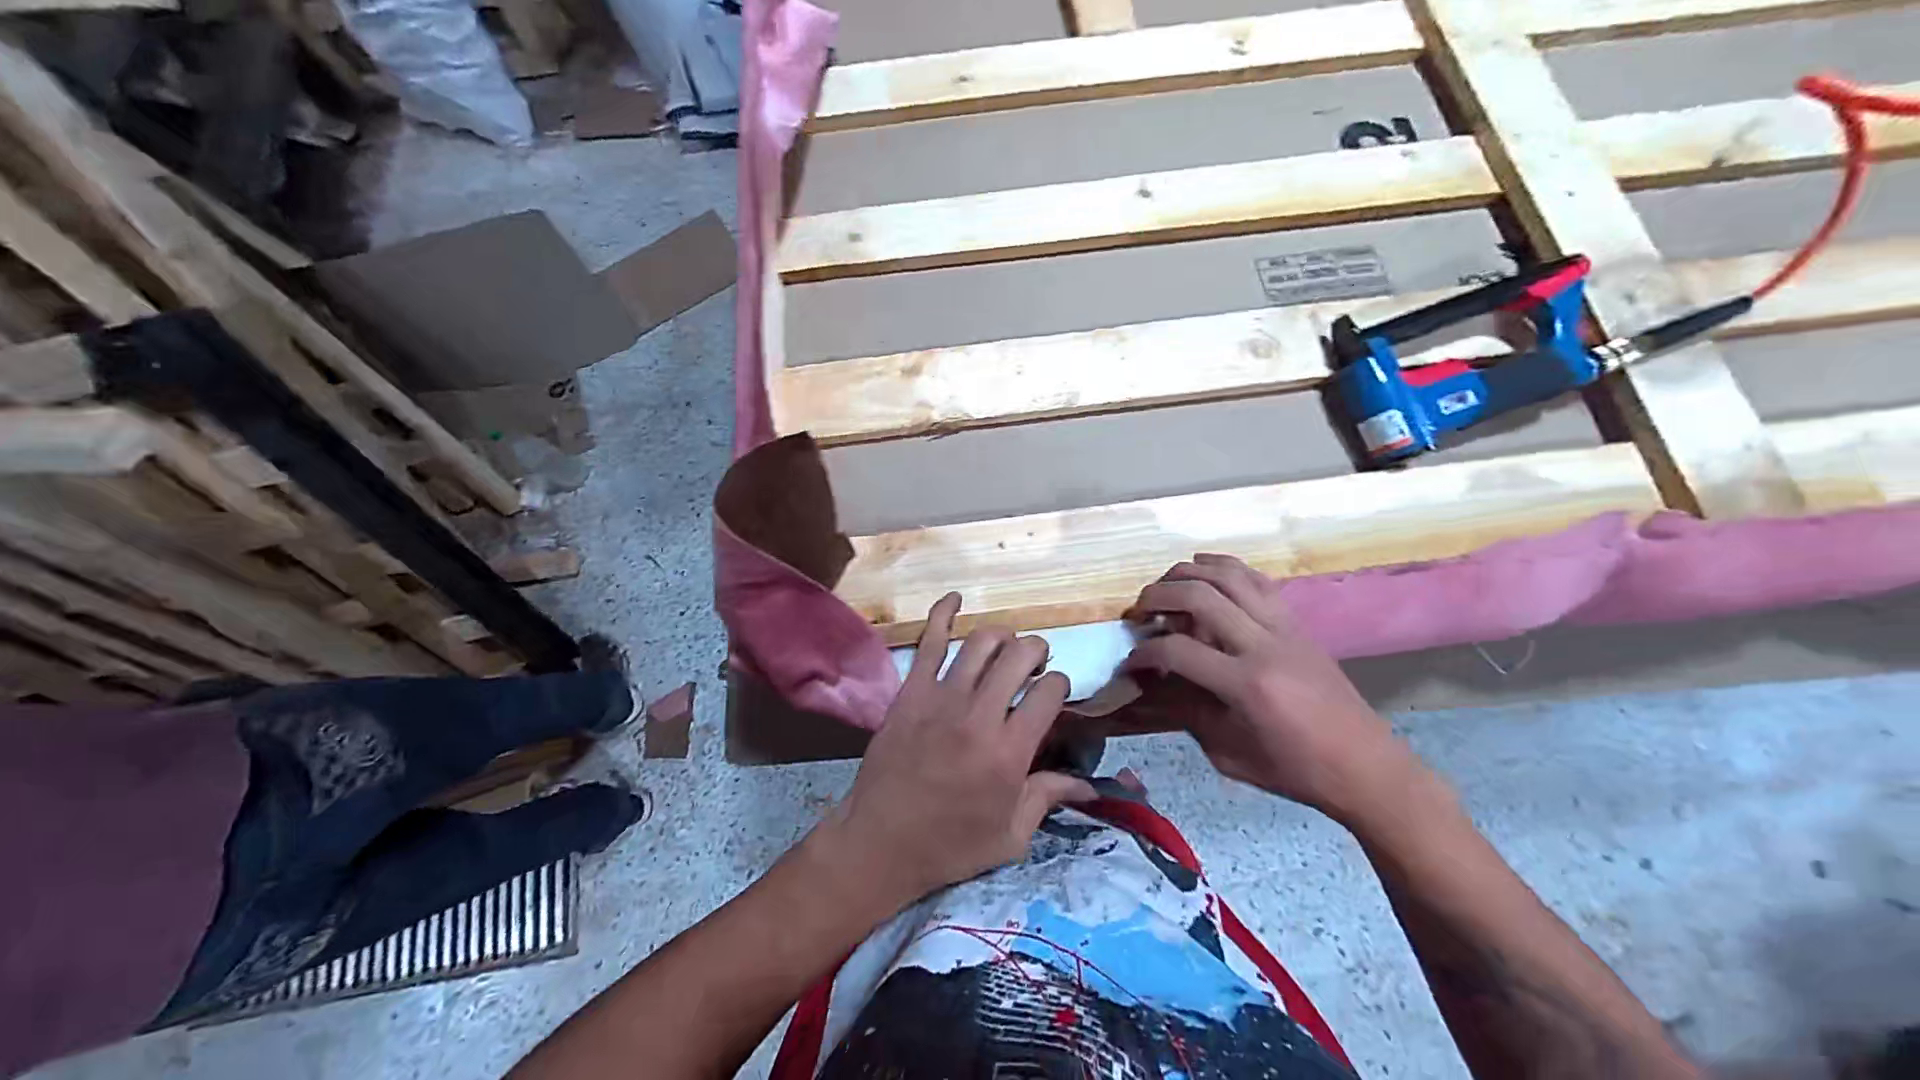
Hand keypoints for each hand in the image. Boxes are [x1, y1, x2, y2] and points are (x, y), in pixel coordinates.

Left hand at [819, 594, 1095, 903]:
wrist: (880, 843)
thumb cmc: (949, 846)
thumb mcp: (1010, 836)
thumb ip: (1048, 799)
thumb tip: (1088, 785)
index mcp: (1010, 752)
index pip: (1049, 692)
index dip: (1059, 685)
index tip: (1054, 693)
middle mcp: (979, 716)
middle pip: (1020, 657)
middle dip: (1037, 652)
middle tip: (1035, 665)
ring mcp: (941, 699)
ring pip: (982, 643)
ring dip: (1003, 637)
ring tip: (1006, 647)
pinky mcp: (911, 692)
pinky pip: (930, 642)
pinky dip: (943, 614)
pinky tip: (955, 598)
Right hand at [1124, 554, 1424, 823]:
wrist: (1366, 767)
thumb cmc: (1294, 770)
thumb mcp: (1229, 753)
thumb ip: (1188, 712)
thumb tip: (1155, 682)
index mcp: (1247, 685)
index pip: (1177, 650)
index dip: (1144, 653)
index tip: (1131, 663)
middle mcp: (1265, 645)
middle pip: (1199, 596)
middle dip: (1158, 596)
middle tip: (1139, 613)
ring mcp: (1285, 628)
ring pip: (1229, 576)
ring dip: (1188, 573)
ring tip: (1166, 585)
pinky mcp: (1297, 623)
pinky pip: (1257, 581)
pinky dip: (1226, 568)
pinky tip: (1205, 572)